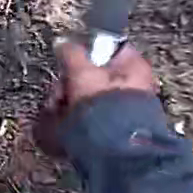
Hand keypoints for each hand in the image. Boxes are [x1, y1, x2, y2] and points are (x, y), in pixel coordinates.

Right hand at [33, 42, 158, 158]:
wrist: (114, 150)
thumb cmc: (106, 108)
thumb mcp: (82, 72)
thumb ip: (71, 53)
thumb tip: (62, 42)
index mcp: (134, 66)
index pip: (105, 47)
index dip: (83, 52)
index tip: (68, 61)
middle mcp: (131, 84)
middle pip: (90, 71)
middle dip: (68, 81)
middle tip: (61, 92)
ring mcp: (121, 105)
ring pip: (84, 92)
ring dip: (66, 99)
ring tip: (59, 109)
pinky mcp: (110, 123)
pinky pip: (86, 111)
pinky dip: (72, 114)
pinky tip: (63, 120)